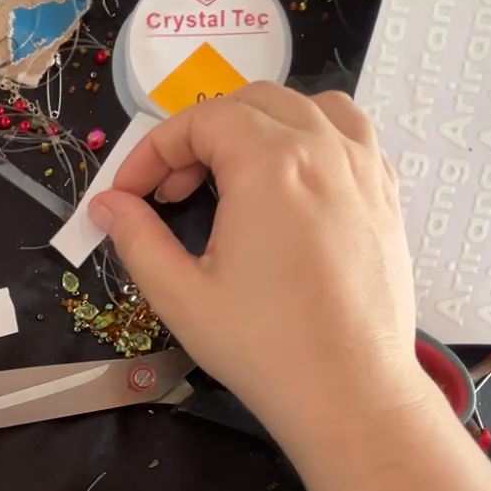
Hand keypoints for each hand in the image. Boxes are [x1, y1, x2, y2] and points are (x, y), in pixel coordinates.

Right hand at [90, 84, 432, 450]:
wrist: (344, 387)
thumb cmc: (257, 344)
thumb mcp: (178, 294)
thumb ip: (136, 238)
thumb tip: (106, 205)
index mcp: (269, 167)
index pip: (200, 121)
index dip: (151, 152)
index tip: (126, 196)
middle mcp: (323, 148)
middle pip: (249, 103)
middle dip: (196, 138)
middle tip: (168, 194)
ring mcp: (364, 165)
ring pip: (303, 106)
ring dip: (252, 130)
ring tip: (226, 181)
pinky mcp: (385, 191)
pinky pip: (345, 133)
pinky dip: (303, 140)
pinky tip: (282, 188)